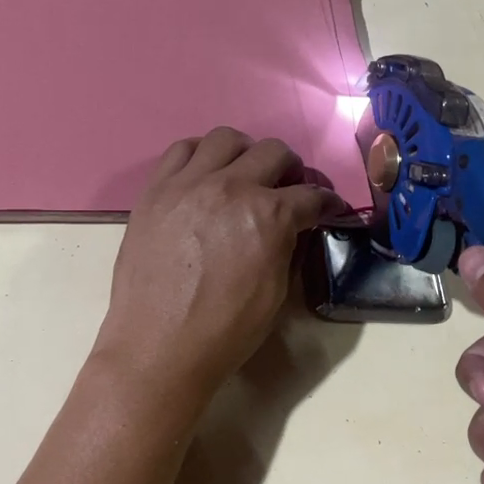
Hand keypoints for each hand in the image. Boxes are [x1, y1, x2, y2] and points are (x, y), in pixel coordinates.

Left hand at [91, 128, 344, 403]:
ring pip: (225, 138)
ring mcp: (188, 182)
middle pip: (273, 152)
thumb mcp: (276, 292)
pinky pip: (181, 150)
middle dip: (289, 169)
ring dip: (244, 152)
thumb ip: (286, 245)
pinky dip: (200, 155)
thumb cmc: (225, 330)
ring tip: (243, 173)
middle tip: (286, 188)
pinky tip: (204, 173)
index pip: (311, 195)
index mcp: (268, 215)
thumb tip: (291, 225)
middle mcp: (230, 186)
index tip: (328, 208)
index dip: (326, 203)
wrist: (158, 346)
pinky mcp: (155, 188)